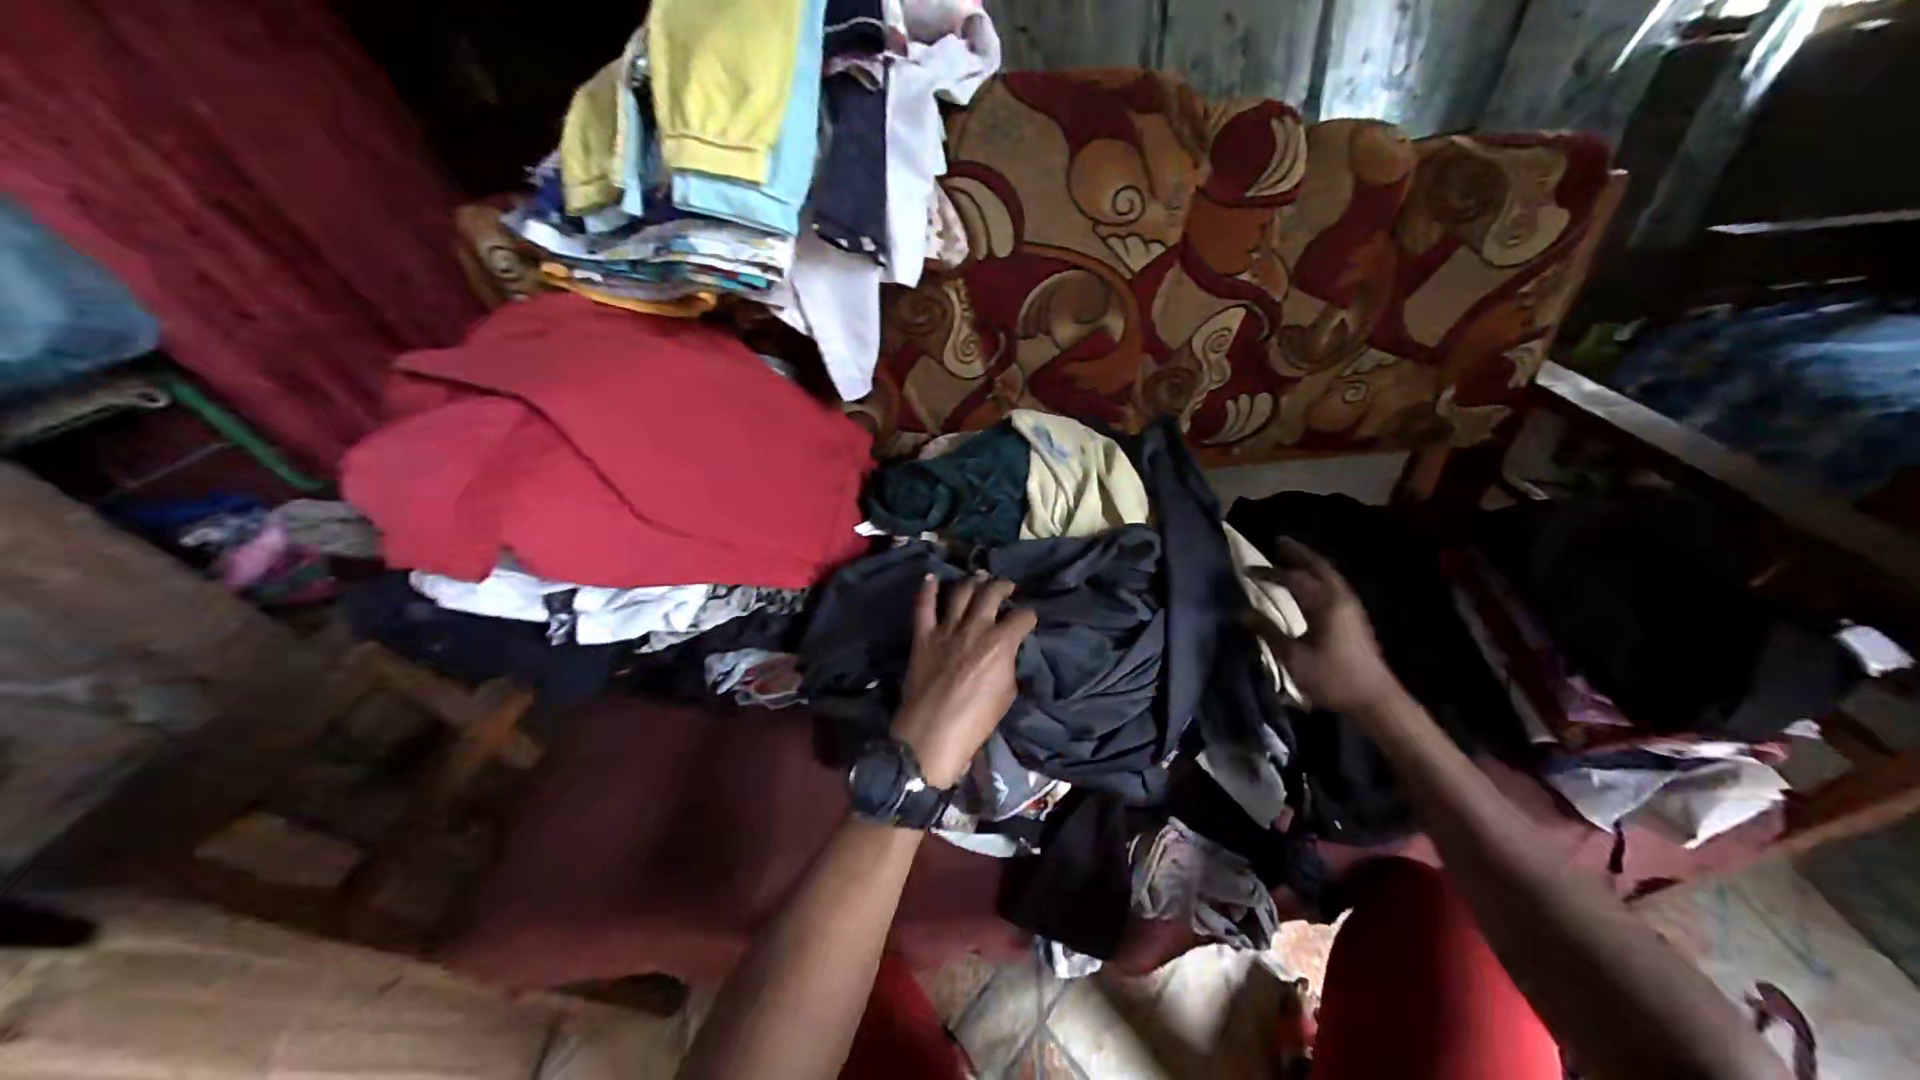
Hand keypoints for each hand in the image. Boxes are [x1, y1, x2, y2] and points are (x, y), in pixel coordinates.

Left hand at [891, 572, 1038, 787]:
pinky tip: (932, 577)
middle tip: (1007, 587)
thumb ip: (1008, 666)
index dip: (1029, 616)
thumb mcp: (1007, 694)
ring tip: (979, 577)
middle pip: (991, 594)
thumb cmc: (976, 722)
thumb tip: (1006, 655)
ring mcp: (946, 630)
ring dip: (972, 581)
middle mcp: (974, 628)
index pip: (1022, 618)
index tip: (1029, 619)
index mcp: (1000, 643)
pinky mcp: (923, 637)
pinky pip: (924, 606)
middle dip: (1003, 586)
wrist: (932, 734)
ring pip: (961, 593)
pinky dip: (928, 589)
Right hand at [1247, 539, 1403, 716]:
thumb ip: (1268, 632)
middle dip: (1298, 553)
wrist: (1375, 698)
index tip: (1247, 571)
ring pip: (1329, 575)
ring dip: (1310, 564)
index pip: (1292, 578)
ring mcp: (1351, 607)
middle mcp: (1340, 598)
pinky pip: (1334, 585)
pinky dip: (1319, 577)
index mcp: (1324, 604)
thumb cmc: (1332, 678)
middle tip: (1278, 543)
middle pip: (1318, 567)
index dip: (1268, 573)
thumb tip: (1242, 613)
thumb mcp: (1293, 657)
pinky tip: (1310, 584)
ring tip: (1292, 558)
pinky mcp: (1354, 618)